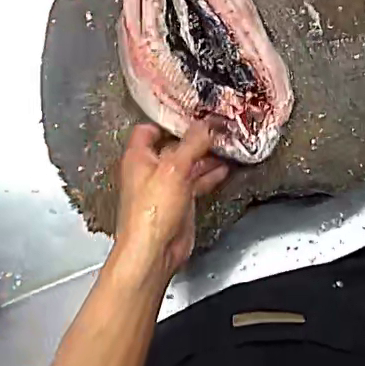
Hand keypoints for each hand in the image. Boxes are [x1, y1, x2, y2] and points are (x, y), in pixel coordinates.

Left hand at [109, 121, 230, 285]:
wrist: (154, 251)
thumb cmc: (151, 213)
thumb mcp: (175, 168)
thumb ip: (192, 143)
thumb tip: (205, 124)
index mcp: (139, 157)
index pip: (149, 129)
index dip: (169, 121)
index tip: (191, 114)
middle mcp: (150, 170)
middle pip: (173, 146)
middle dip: (194, 138)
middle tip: (216, 128)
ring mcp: (164, 186)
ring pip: (187, 164)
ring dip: (205, 156)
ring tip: (226, 145)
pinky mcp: (179, 202)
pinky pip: (196, 182)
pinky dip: (209, 175)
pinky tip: (224, 169)